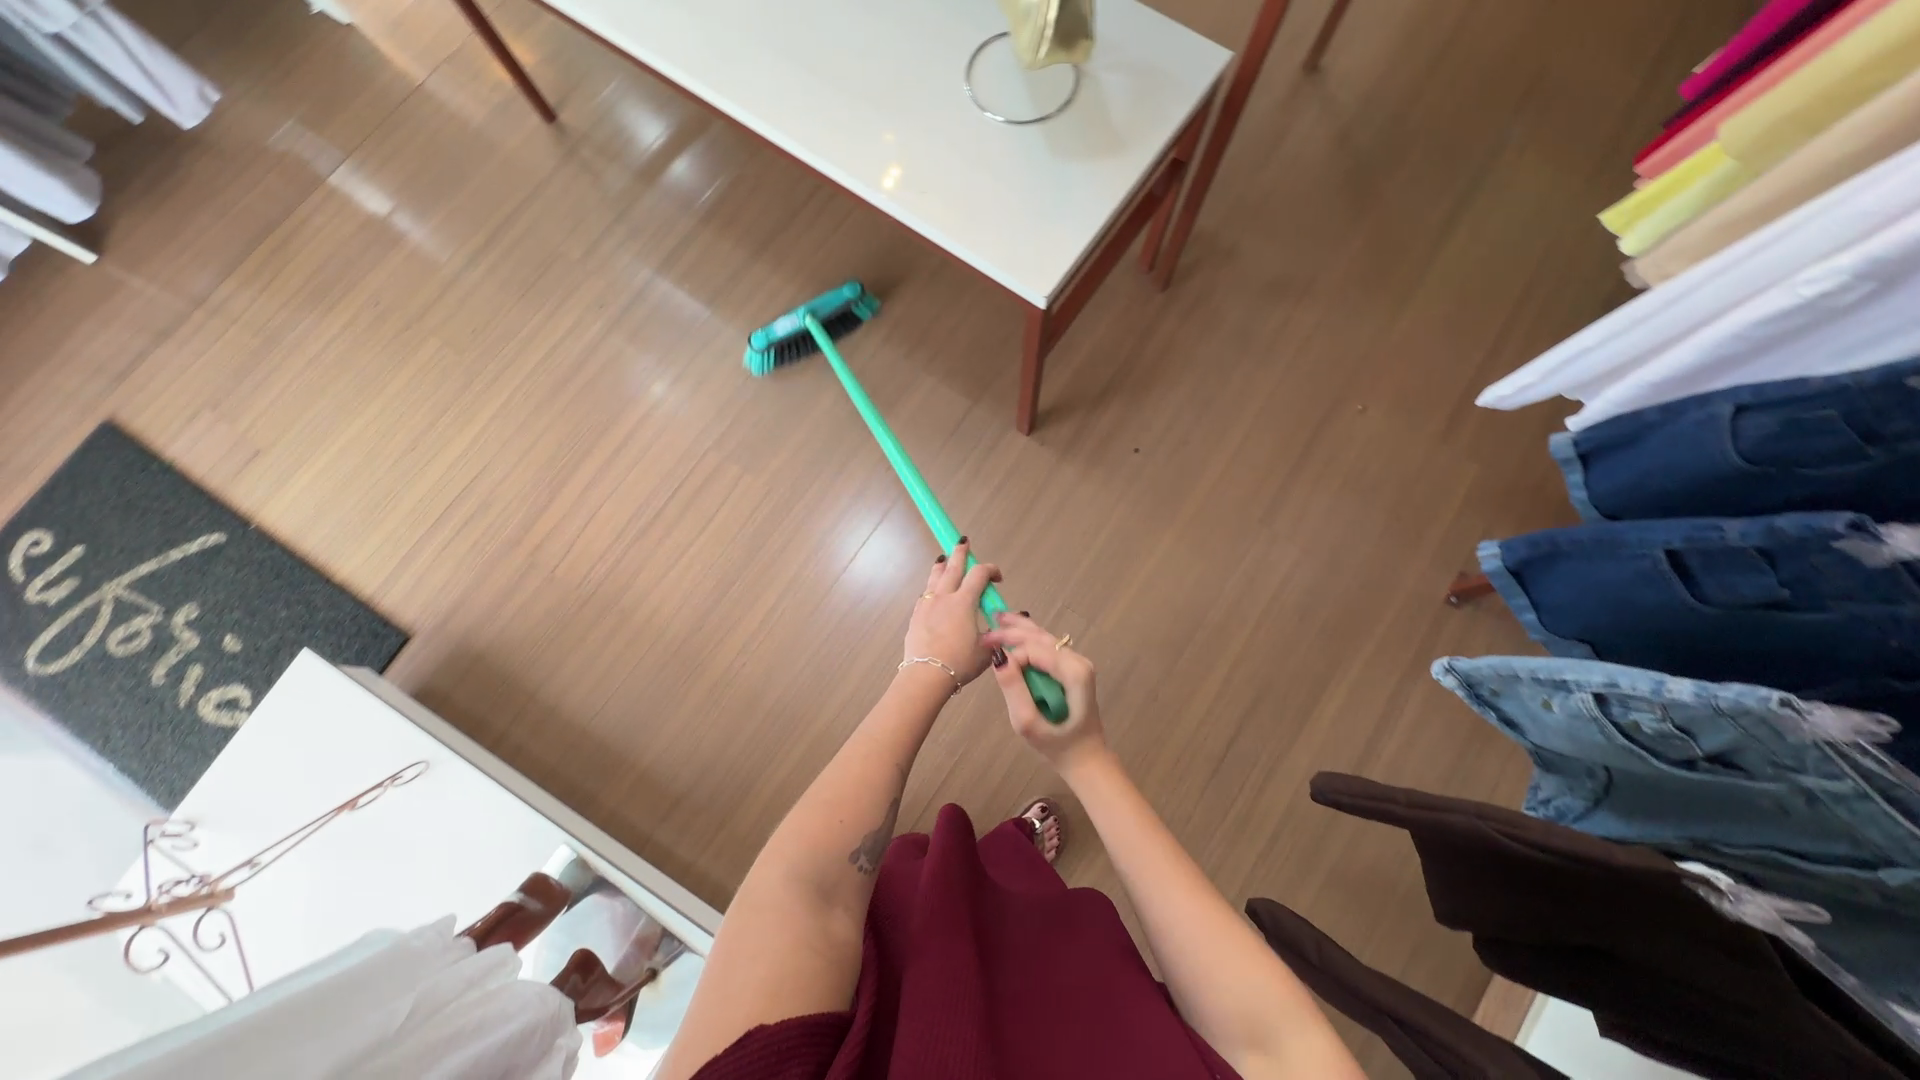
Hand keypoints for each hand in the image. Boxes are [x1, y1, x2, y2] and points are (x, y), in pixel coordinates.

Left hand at [903, 540, 997, 686]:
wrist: (926, 675)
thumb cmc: (960, 663)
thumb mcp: (987, 650)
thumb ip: (995, 635)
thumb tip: (1004, 625)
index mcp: (964, 602)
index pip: (979, 574)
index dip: (990, 570)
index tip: (997, 577)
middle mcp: (944, 597)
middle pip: (953, 566)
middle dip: (960, 552)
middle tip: (963, 542)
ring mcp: (927, 605)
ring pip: (935, 578)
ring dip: (942, 566)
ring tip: (943, 560)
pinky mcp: (916, 617)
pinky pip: (925, 595)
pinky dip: (932, 589)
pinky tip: (934, 594)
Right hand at [981, 612, 1105, 773]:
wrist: (1086, 759)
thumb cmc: (1058, 746)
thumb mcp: (1028, 723)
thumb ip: (1014, 689)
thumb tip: (999, 658)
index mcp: (1073, 672)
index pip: (1033, 649)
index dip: (1011, 654)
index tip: (991, 666)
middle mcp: (1078, 661)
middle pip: (1040, 637)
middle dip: (1012, 631)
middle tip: (985, 633)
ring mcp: (1078, 664)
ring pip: (1045, 638)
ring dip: (1021, 630)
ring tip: (999, 618)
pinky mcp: (1074, 670)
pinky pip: (1048, 648)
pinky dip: (1030, 640)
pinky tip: (1016, 633)